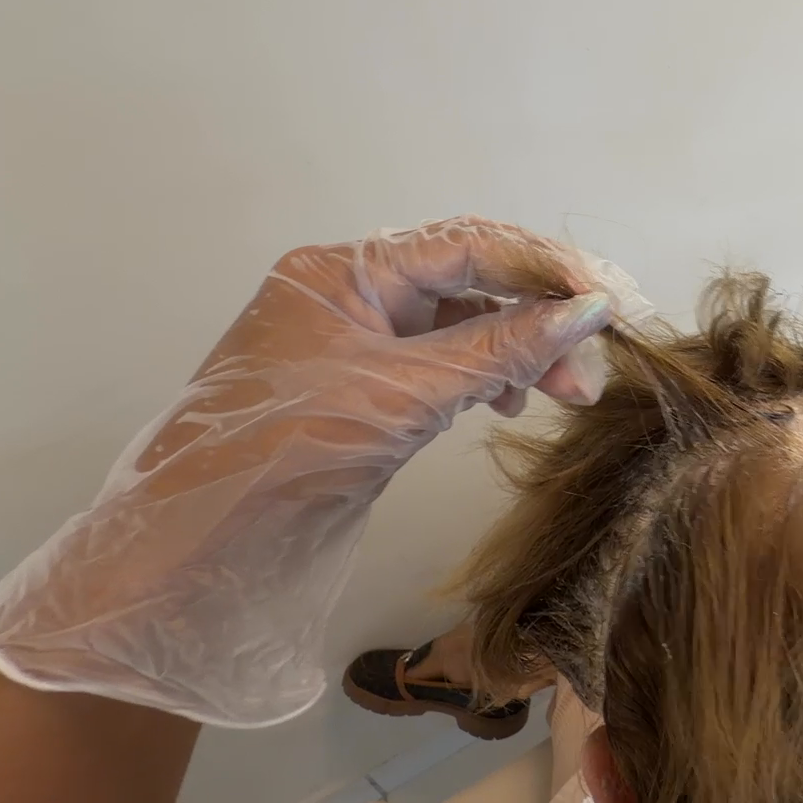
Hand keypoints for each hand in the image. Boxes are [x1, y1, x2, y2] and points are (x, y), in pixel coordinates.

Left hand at [0, 216, 648, 726]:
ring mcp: (369, 337)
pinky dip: (495, 377)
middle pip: (479, 284)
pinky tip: (511, 403)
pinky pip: (458, 360)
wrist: (197, 556)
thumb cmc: (291, 452)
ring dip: (528, 353)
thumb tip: (594, 309)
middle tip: (594, 357)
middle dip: (543, 319)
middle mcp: (358, 293)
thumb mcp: (409, 391)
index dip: (545, 266)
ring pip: (476, 325)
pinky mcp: (380, 380)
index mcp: (344, 272)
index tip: (604, 296)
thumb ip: (507, 345)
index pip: (470, 246)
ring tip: (571, 393)